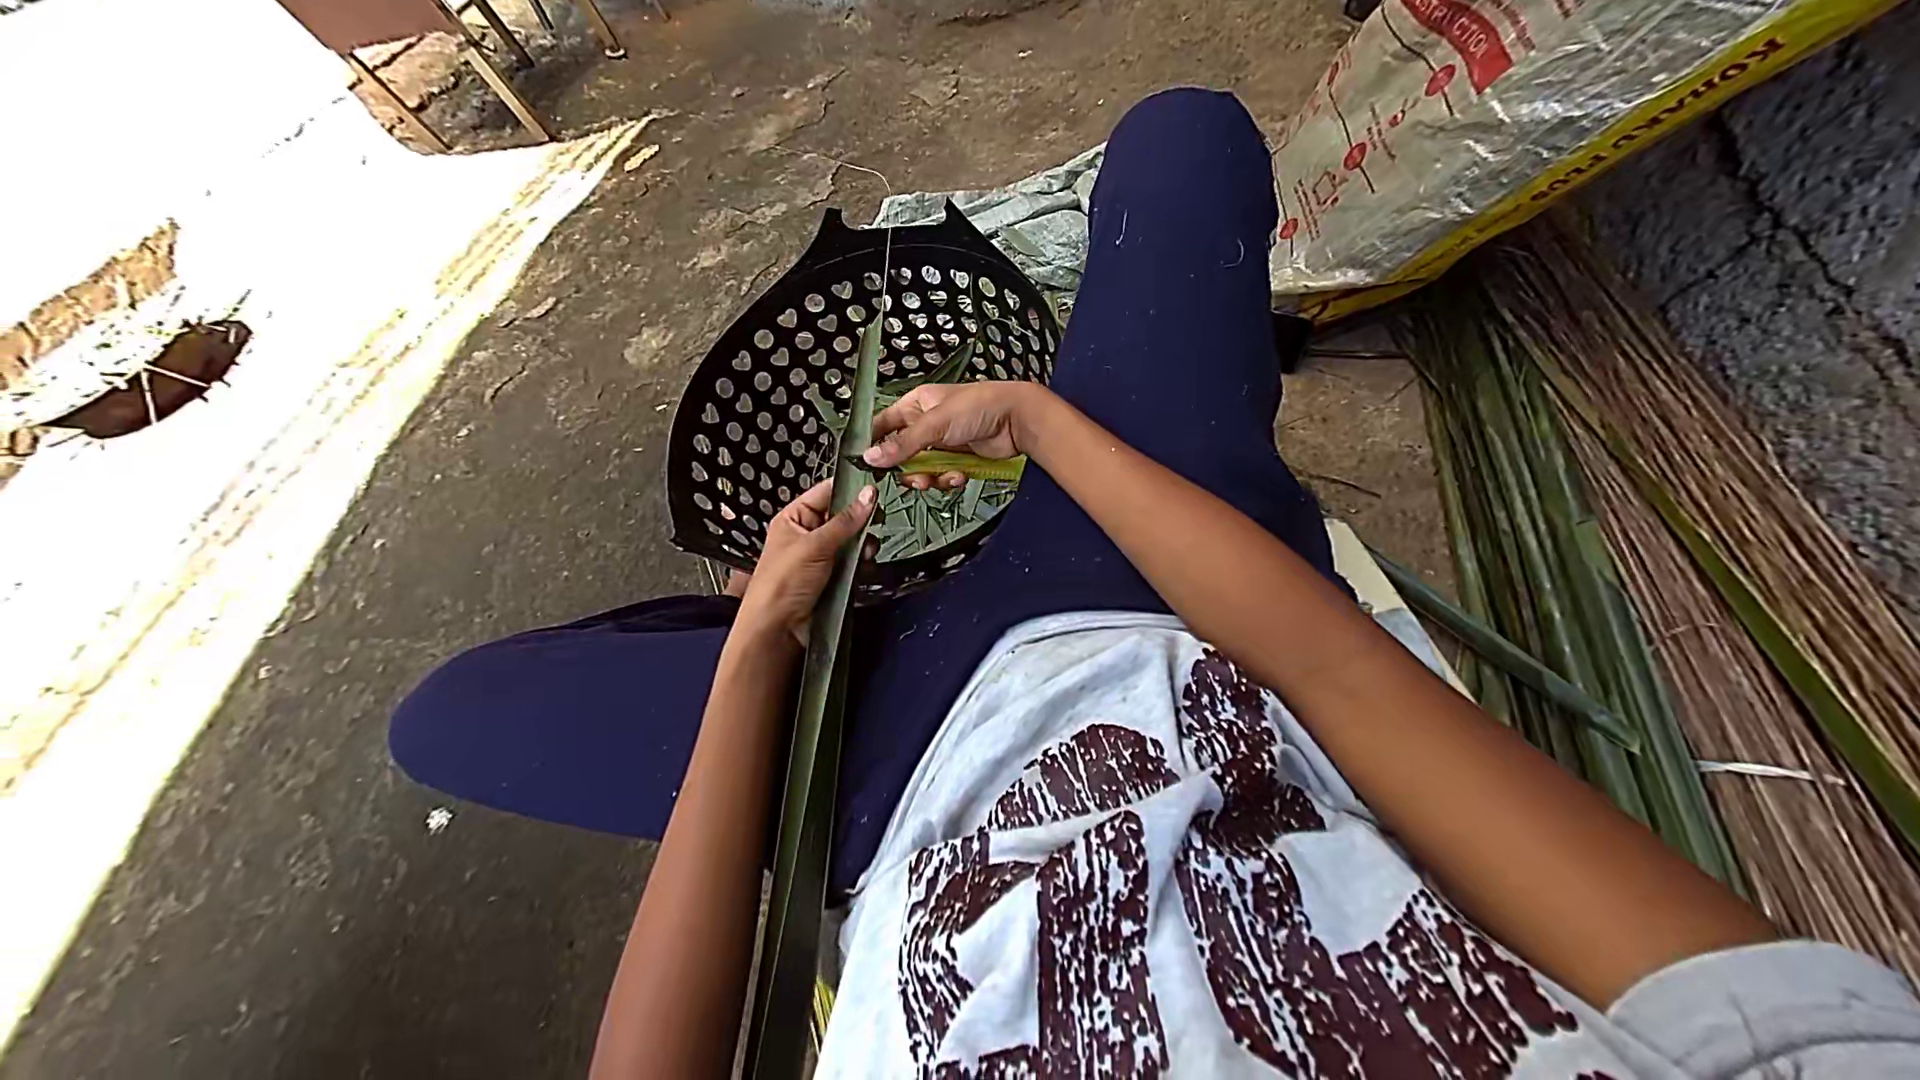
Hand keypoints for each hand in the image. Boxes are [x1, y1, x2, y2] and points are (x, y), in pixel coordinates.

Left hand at [736, 479, 875, 648]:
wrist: (779, 629)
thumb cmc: (781, 584)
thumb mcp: (815, 545)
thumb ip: (846, 521)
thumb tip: (869, 494)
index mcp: (795, 518)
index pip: (826, 492)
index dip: (850, 489)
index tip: (875, 489)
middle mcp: (809, 534)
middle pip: (844, 516)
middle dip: (860, 522)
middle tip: (874, 524)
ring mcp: (822, 555)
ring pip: (853, 540)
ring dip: (863, 544)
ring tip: (866, 552)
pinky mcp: (834, 575)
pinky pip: (855, 561)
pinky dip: (862, 562)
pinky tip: (865, 565)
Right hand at [862, 382, 1053, 489]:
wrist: (1017, 420)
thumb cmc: (981, 405)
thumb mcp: (935, 423)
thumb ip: (902, 444)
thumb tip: (872, 457)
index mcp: (916, 405)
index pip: (883, 425)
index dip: (874, 444)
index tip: (867, 462)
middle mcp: (926, 423)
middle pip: (901, 454)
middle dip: (906, 470)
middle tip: (913, 477)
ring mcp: (942, 443)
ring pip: (921, 470)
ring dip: (928, 478)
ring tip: (937, 478)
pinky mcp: (957, 459)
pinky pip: (941, 476)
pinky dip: (947, 480)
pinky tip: (958, 475)